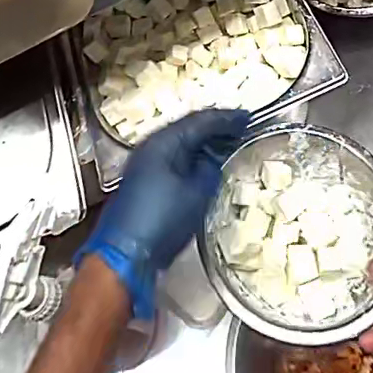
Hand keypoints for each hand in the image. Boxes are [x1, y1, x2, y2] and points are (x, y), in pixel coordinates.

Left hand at [74, 109, 250, 318]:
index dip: (226, 118)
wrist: (125, 255)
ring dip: (205, 141)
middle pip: (188, 128)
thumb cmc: (162, 219)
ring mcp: (146, 163)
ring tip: (230, 142)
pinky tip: (208, 162)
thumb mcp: (197, 193)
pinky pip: (176, 157)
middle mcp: (151, 146)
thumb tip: (213, 160)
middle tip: (242, 127)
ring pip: (181, 143)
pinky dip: (194, 156)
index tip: (248, 117)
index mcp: (163, 142)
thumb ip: (210, 169)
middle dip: (216, 127)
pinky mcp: (146, 180)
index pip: (200, 121)